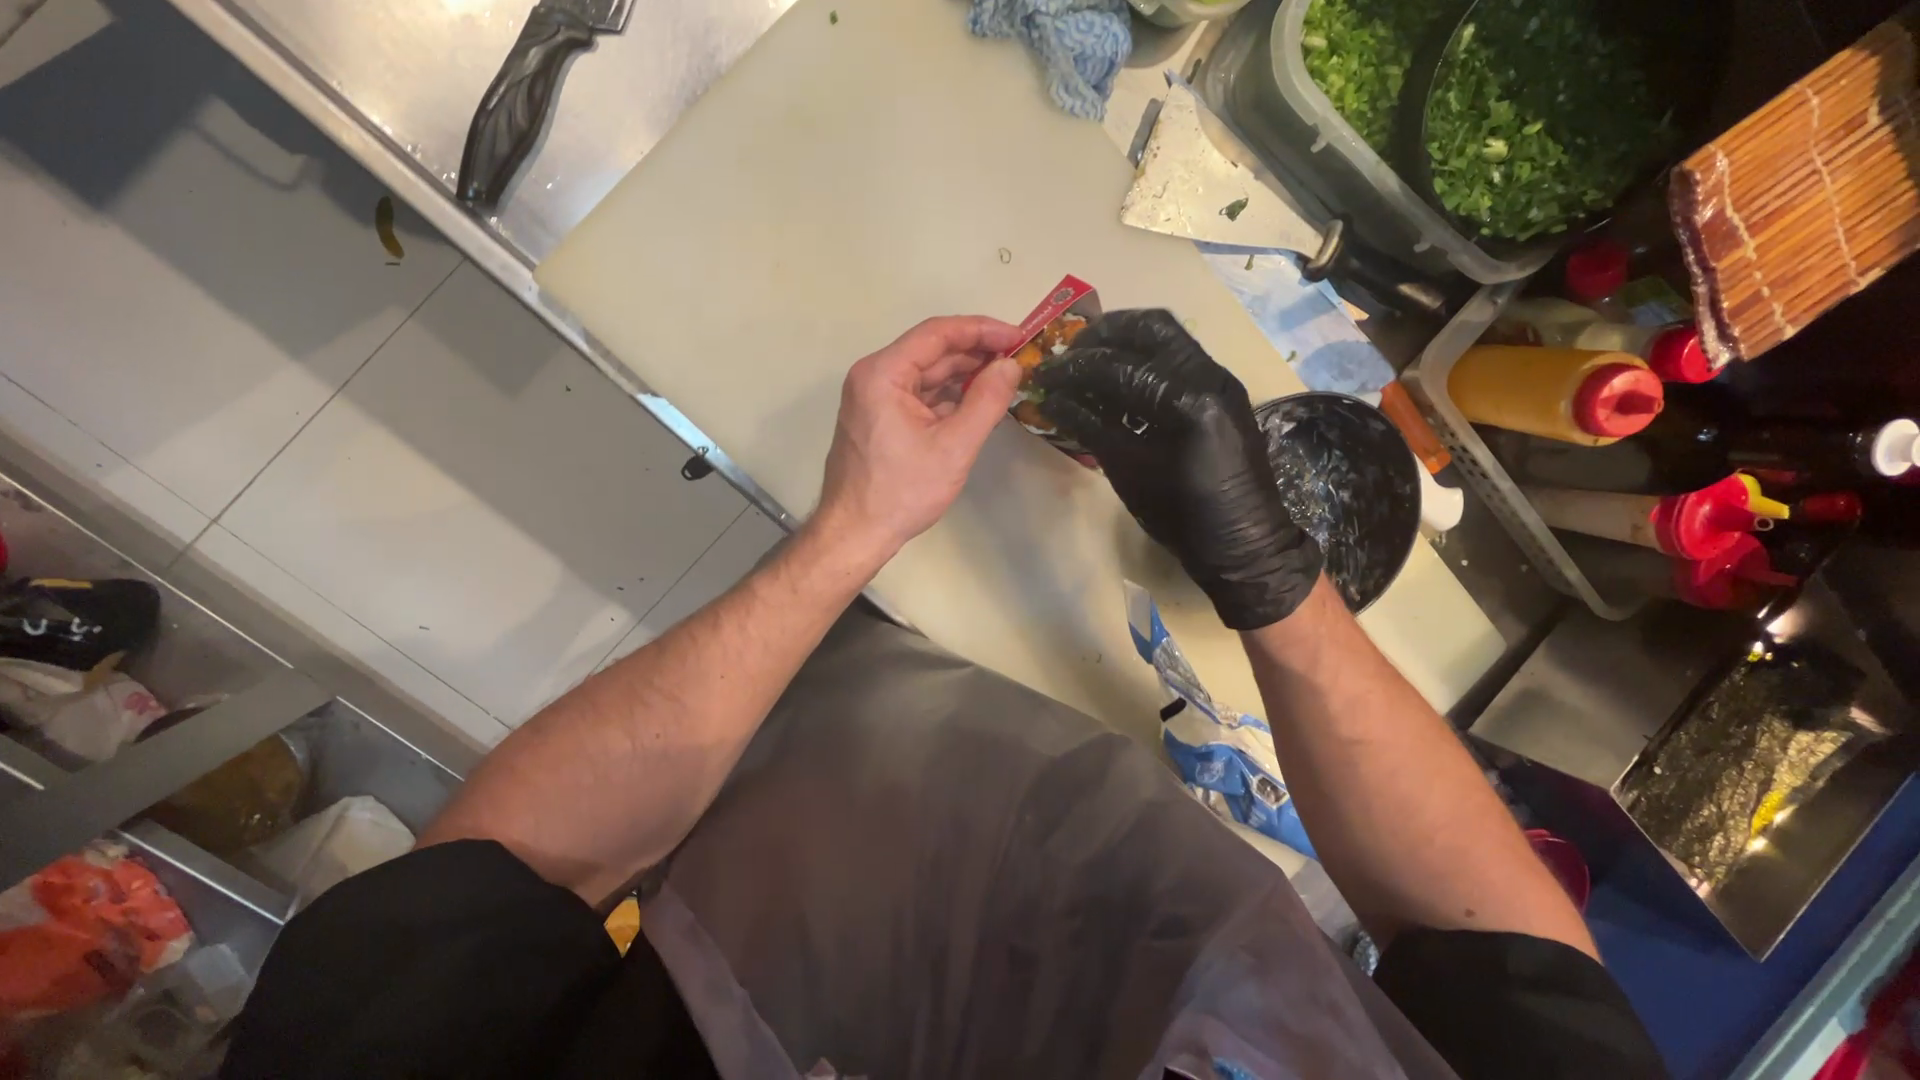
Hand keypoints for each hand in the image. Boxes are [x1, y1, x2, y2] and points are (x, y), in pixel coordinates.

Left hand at [816, 315, 1026, 558]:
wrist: (855, 533)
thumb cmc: (902, 491)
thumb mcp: (954, 446)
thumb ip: (986, 401)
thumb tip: (1011, 365)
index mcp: (883, 374)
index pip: (937, 333)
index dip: (981, 330)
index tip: (1018, 336)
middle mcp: (873, 377)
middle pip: (932, 351)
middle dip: (976, 353)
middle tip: (1019, 359)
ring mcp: (874, 398)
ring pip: (927, 374)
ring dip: (965, 376)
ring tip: (1006, 380)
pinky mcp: (879, 418)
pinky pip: (919, 396)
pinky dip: (949, 397)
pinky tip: (978, 404)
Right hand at [1030, 310, 1323, 628]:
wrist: (1244, 543)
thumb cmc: (1181, 516)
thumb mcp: (1128, 471)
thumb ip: (1091, 426)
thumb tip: (1054, 400)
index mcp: (1186, 399)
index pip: (1117, 365)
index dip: (1073, 369)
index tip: (1043, 373)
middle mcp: (1208, 374)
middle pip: (1148, 328)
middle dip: (1102, 335)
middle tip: (1069, 354)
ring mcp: (1219, 379)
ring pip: (1166, 337)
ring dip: (1124, 342)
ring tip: (1088, 361)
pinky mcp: (1222, 391)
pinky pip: (1179, 358)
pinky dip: (1145, 360)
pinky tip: (1118, 381)